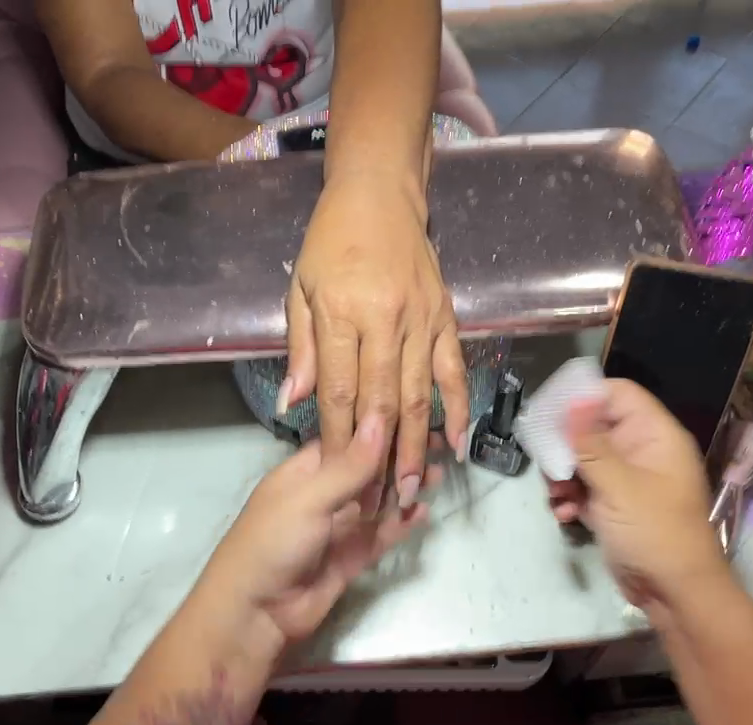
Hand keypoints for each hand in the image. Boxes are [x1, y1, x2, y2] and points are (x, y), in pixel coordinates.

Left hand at [199, 415, 431, 646]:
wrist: (256, 613)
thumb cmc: (272, 543)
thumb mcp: (309, 497)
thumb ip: (349, 464)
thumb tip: (382, 417)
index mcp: (304, 472)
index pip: (345, 437)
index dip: (378, 426)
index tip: (414, 410)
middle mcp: (323, 495)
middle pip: (367, 469)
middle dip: (398, 457)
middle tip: (437, 443)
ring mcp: (338, 528)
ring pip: (378, 502)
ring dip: (404, 488)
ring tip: (438, 473)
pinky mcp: (351, 558)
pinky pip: (381, 535)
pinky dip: (401, 523)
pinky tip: (423, 511)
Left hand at [284, 173, 467, 508]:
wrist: (380, 194)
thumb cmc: (330, 243)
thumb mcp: (300, 290)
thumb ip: (302, 350)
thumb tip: (294, 403)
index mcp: (341, 313)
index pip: (339, 390)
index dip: (338, 438)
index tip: (336, 478)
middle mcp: (385, 321)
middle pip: (381, 402)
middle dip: (379, 458)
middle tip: (378, 502)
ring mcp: (422, 322)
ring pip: (419, 396)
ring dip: (417, 446)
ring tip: (414, 488)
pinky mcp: (447, 320)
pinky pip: (454, 371)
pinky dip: (458, 407)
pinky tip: (459, 442)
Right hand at [547, 379, 728, 606]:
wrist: (673, 592)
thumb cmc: (654, 532)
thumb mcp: (618, 485)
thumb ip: (591, 444)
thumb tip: (573, 401)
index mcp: (654, 437)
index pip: (618, 396)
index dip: (584, 398)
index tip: (548, 411)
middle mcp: (641, 453)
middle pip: (594, 428)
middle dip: (565, 444)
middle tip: (544, 459)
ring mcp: (627, 482)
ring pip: (585, 461)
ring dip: (564, 475)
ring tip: (555, 493)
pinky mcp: (615, 508)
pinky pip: (586, 490)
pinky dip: (572, 498)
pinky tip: (565, 513)